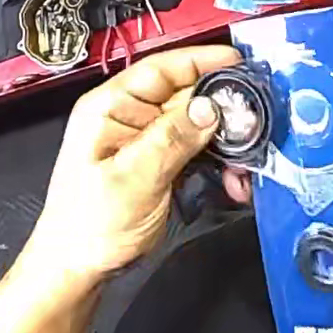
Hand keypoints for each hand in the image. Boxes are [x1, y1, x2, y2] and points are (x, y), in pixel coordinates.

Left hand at [19, 45, 239, 286]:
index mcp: (111, 106)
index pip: (162, 69)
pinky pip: (201, 146)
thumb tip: (210, 107)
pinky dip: (221, 159)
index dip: (201, 60)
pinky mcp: (165, 159)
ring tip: (246, 155)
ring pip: (200, 120)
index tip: (237, 61)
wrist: (79, 272)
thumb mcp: (130, 180)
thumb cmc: (88, 227)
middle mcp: (132, 114)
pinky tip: (234, 177)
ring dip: (226, 137)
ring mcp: (150, 137)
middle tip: (253, 116)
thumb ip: (170, 140)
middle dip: (223, 104)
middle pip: (188, 93)